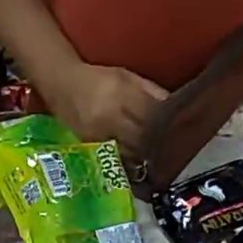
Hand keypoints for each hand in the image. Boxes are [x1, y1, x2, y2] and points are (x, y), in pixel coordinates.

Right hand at [38, 62, 168, 151]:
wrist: (63, 87)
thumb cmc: (99, 80)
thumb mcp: (126, 76)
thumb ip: (150, 91)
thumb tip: (175, 106)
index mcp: (121, 92)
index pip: (150, 114)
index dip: (165, 126)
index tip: (179, 132)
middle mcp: (110, 115)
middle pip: (142, 137)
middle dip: (157, 145)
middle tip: (172, 153)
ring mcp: (100, 134)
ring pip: (130, 152)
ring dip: (145, 158)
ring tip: (158, 162)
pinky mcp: (93, 147)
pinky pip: (116, 159)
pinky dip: (129, 163)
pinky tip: (138, 166)